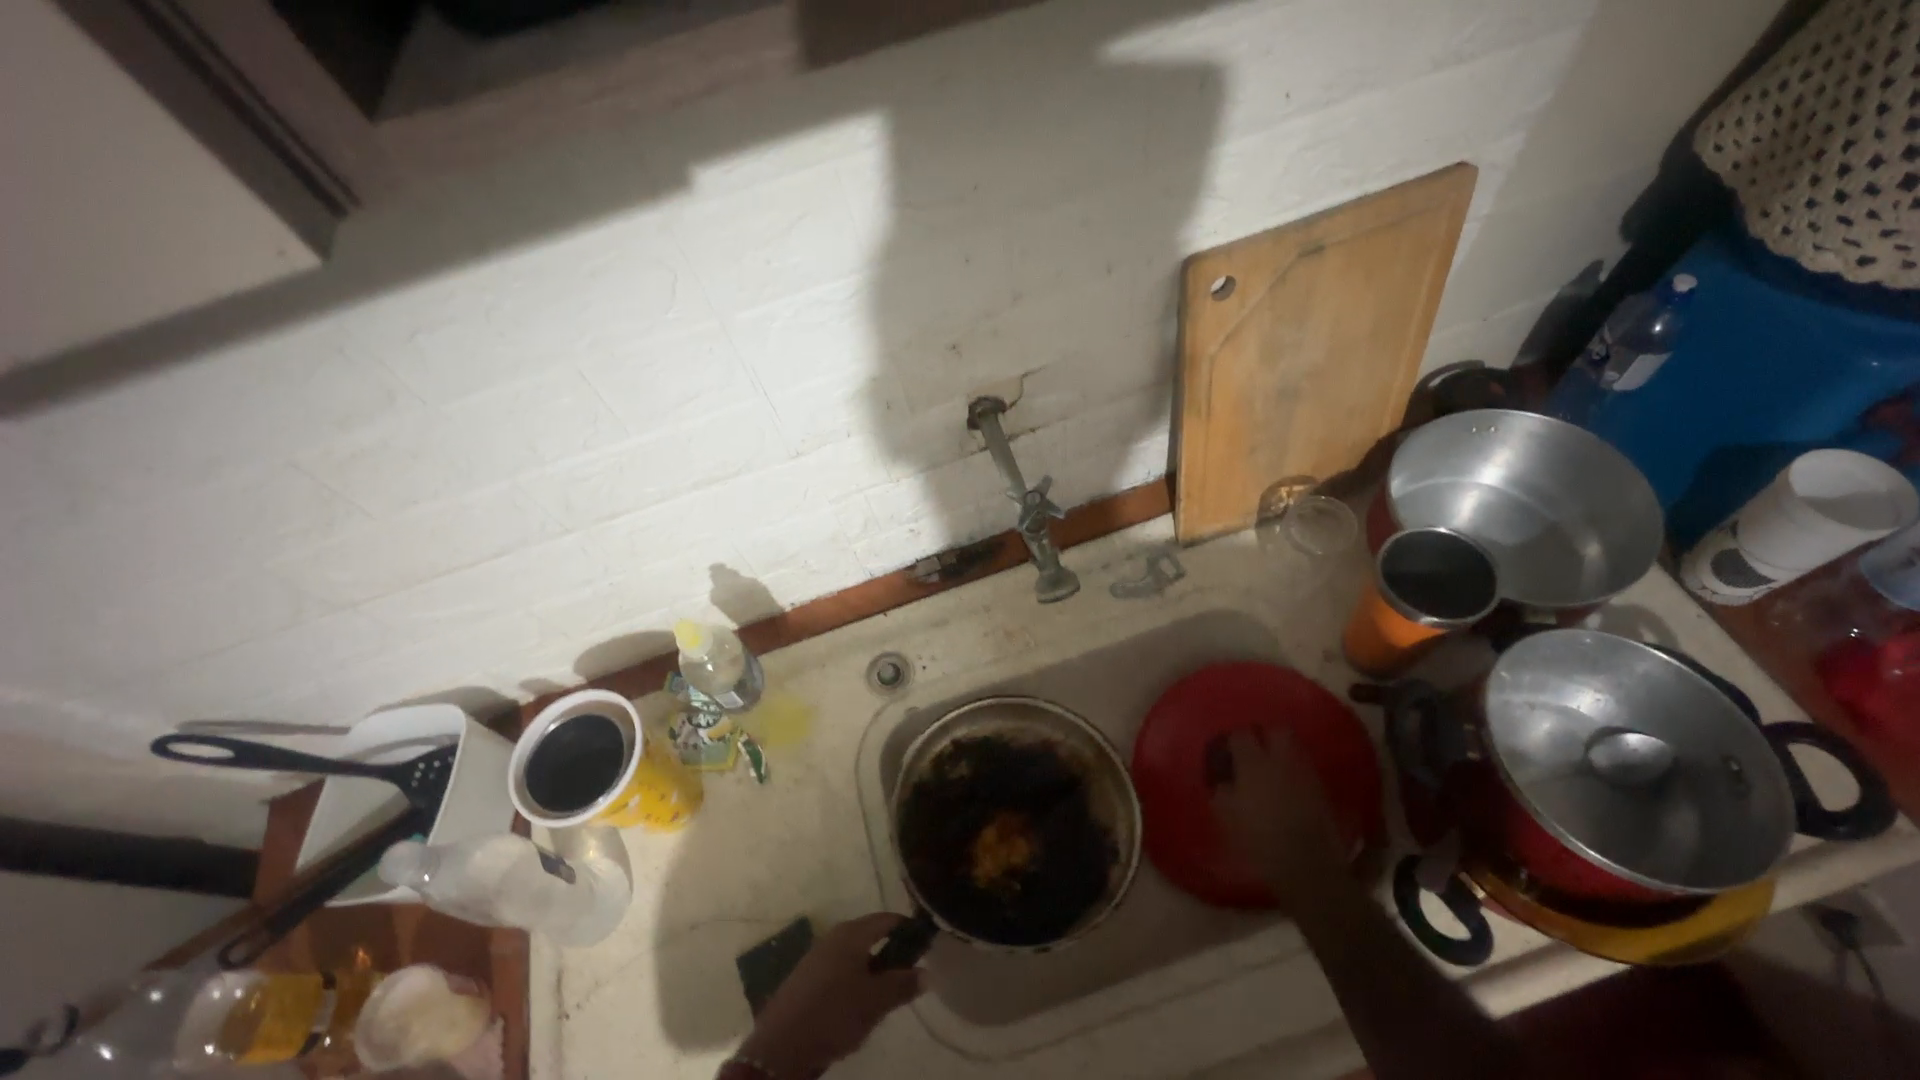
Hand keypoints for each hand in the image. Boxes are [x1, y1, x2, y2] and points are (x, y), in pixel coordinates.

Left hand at [737, 914, 923, 1076]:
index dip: (908, 929)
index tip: (926, 946)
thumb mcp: (876, 1001)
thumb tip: (927, 973)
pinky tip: (856, 1010)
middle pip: (870, 938)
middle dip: (891, 956)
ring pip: (854, 958)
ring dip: (872, 974)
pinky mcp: (805, 980)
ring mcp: (816, 958)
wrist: (780, 1047)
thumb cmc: (834, 1014)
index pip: (887, 919)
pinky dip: (853, 984)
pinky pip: (839, 973)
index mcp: (851, 934)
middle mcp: (833, 938)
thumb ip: (903, 984)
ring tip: (884, 999)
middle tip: (908, 979)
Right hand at [1208, 728, 1346, 901]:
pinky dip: (1295, 772)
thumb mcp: (1226, 819)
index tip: (1226, 753)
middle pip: (1276, 731)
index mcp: (1253, 764)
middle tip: (1253, 753)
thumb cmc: (1257, 842)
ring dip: (1282, 753)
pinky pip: (1305, 770)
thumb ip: (1221, 792)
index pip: (1241, 735)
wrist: (1305, 867)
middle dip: (1265, 736)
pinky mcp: (1322, 790)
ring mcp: (1305, 774)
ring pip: (1294, 749)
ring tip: (1271, 770)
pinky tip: (1288, 788)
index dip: (1232, 741)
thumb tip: (1223, 780)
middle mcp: (1281, 761)